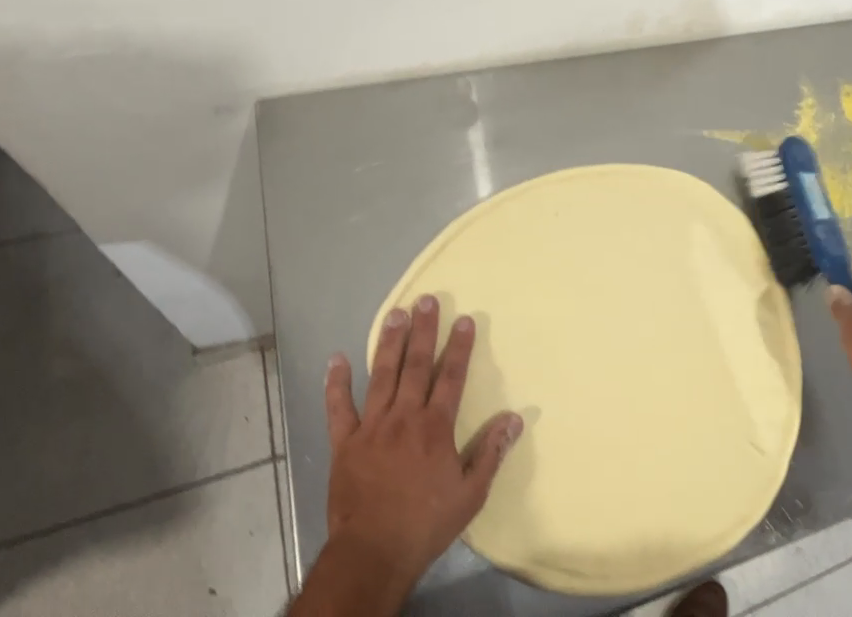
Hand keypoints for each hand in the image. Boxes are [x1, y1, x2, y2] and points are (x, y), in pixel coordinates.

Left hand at [323, 295, 521, 590]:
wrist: (372, 551)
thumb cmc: (426, 523)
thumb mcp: (471, 494)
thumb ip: (491, 452)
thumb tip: (514, 418)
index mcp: (435, 428)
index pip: (451, 377)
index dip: (459, 347)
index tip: (464, 320)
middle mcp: (403, 418)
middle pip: (416, 366)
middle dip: (424, 331)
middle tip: (427, 300)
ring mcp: (370, 427)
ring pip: (381, 375)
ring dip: (388, 343)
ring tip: (395, 313)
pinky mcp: (344, 442)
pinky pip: (338, 407)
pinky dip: (336, 382)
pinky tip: (337, 358)